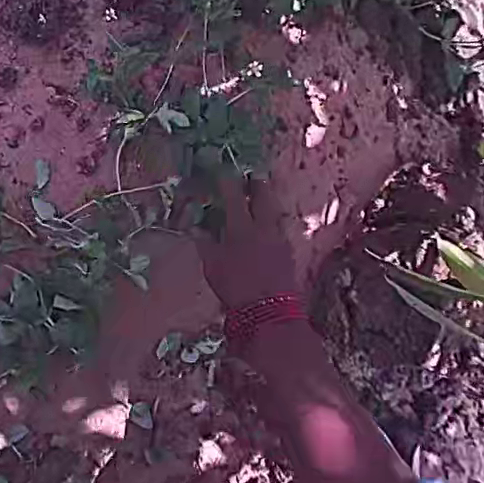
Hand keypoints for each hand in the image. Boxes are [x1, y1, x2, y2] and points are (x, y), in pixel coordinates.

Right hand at [194, 174, 298, 309]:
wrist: (269, 313)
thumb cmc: (235, 288)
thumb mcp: (213, 266)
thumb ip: (205, 243)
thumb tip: (196, 228)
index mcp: (241, 227)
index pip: (233, 194)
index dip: (227, 179)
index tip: (222, 169)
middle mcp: (263, 227)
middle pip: (262, 196)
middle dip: (256, 183)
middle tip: (250, 176)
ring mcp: (279, 239)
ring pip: (274, 211)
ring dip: (267, 201)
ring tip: (260, 199)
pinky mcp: (288, 252)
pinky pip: (280, 228)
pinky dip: (272, 222)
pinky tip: (268, 228)